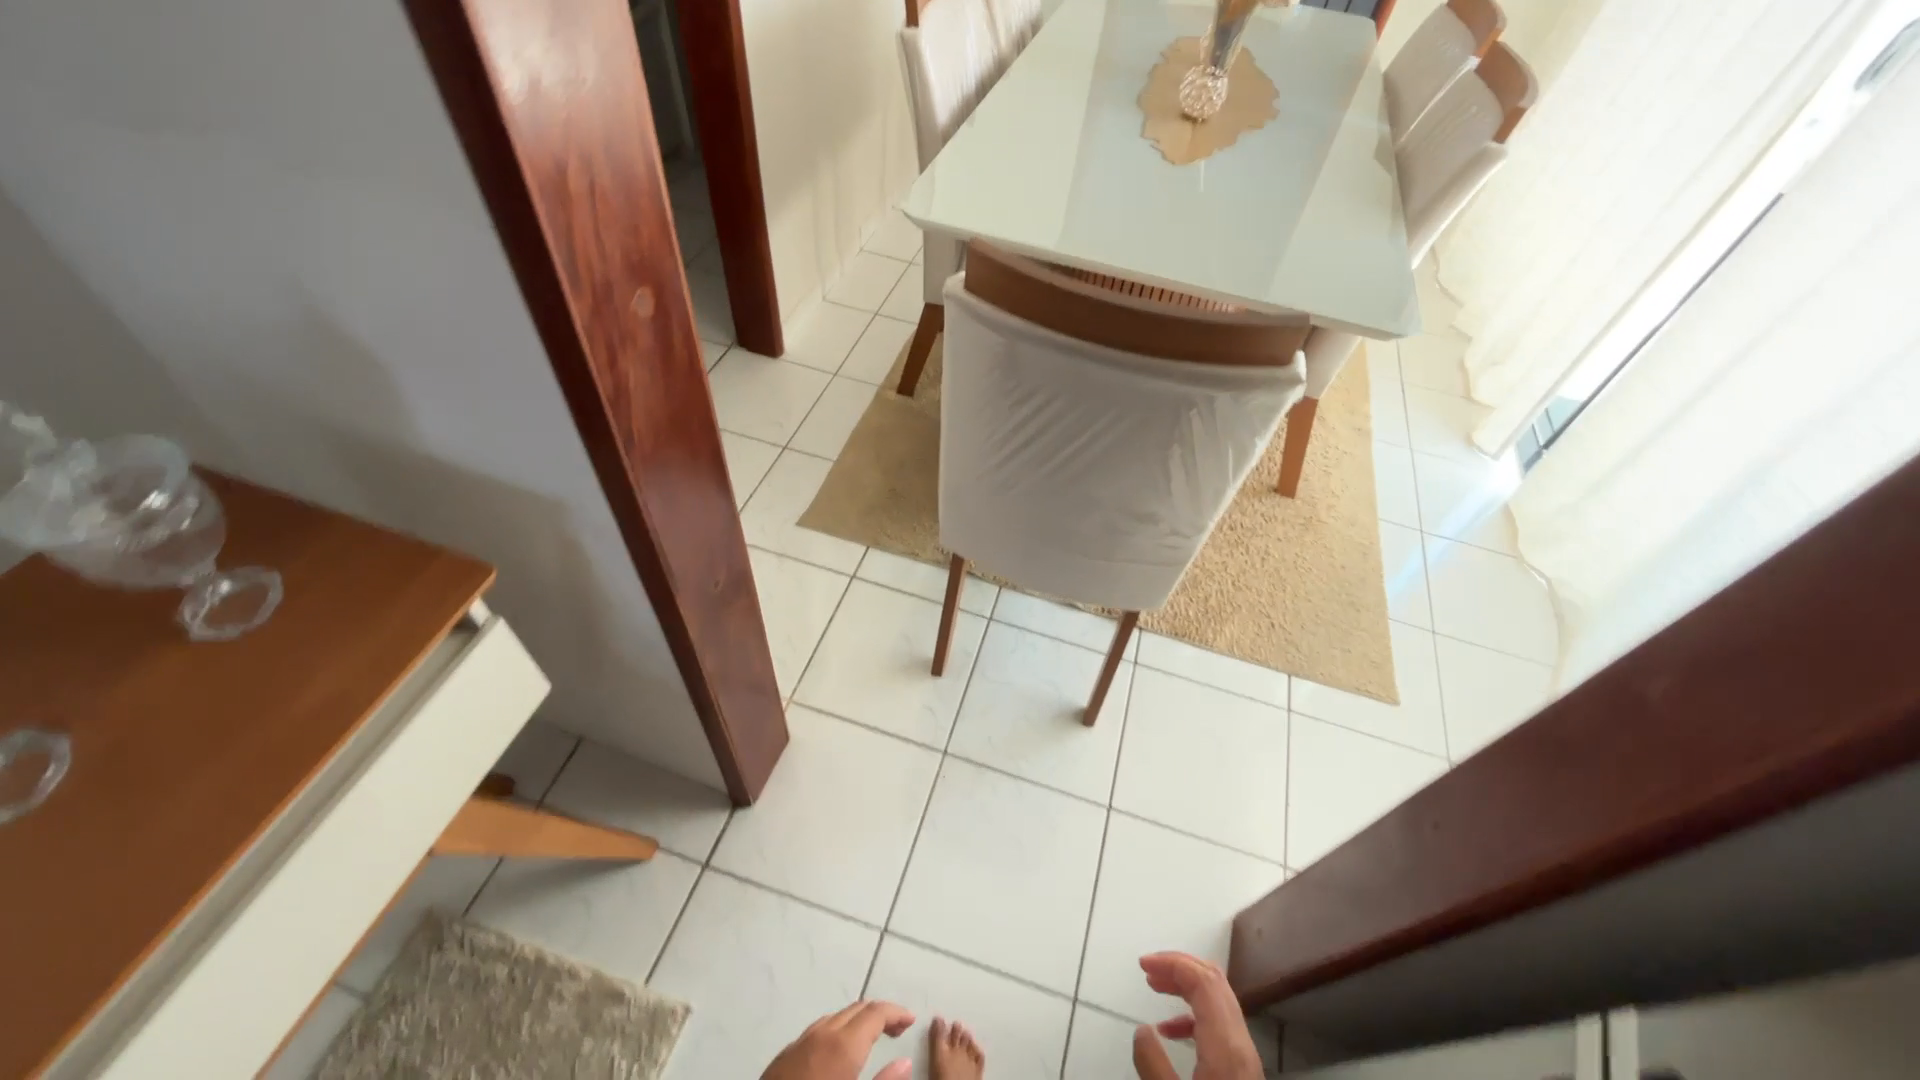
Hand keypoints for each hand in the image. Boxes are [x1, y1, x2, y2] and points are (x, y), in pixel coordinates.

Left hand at [762, 1000, 916, 1079]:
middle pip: (856, 1009)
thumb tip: (904, 1062)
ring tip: (871, 1038)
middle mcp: (822, 1034)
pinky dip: (836, 1031)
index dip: (896, 1012)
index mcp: (843, 1044)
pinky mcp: (784, 1056)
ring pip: (835, 1018)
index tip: (911, 1020)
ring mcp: (800, 1042)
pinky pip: (817, 1031)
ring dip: (857, 1021)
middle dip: (879, 1014)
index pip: (875, 1012)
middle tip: (897, 1030)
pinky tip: (837, 1052)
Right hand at [1132, 952, 1264, 1079]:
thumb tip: (1142, 1030)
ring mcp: (1244, 1051)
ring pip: (1218, 999)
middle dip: (1179, 966)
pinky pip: (1218, 1022)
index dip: (1173, 963)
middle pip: (1215, 982)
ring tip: (1155, 986)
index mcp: (1226, 1044)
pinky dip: (1193, 1013)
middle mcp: (1241, 1040)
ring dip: (1185, 986)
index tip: (1144, 963)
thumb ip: (1154, 1065)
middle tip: (1148, 967)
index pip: (1205, 981)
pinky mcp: (1242, 1064)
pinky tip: (1170, 1028)